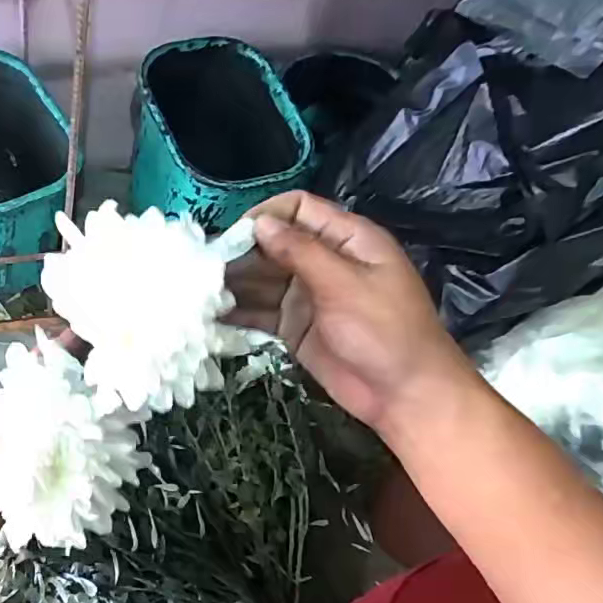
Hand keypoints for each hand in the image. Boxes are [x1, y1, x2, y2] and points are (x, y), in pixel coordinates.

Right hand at [226, 191, 478, 436]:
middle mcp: (323, 262)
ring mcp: (307, 296)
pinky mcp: (294, 327)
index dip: (265, 217)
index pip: (298, 209)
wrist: (403, 393)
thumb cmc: (385, 332)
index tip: (232, 237)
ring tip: (199, 294)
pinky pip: (261, 313)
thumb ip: (300, 252)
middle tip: (203, 270)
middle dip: (240, 254)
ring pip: (262, 280)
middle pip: (273, 245)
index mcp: (347, 240)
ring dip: (234, 284)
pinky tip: (211, 317)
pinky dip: (239, 314)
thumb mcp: (344, 285)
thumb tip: (260, 224)